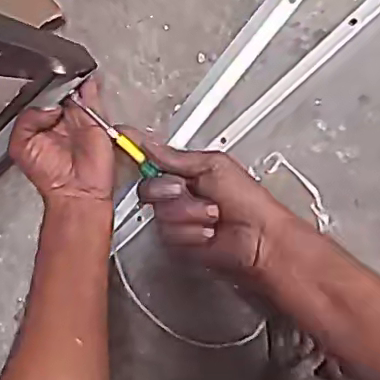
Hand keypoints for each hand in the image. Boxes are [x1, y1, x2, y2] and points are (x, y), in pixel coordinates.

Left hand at [9, 79, 116, 204]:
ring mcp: (79, 120)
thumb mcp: (21, 145)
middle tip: (58, 79)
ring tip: (71, 77)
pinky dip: (90, 88)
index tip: (41, 85)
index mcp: (42, 126)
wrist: (76, 191)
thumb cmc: (50, 176)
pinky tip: (84, 81)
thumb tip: (50, 107)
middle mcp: (61, 122)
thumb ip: (27, 120)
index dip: (42, 91)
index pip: (41, 100)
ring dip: (75, 83)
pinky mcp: (96, 122)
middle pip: (60, 92)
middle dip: (59, 84)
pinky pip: (93, 99)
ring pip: (77, 92)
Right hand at [130, 136, 311, 280]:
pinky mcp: (178, 242)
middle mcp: (177, 194)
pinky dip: (192, 232)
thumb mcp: (213, 166)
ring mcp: (176, 218)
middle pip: (147, 187)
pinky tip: (208, 232)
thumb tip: (147, 142)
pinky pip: (168, 234)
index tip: (119, 136)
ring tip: (212, 216)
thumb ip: (175, 157)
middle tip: (189, 190)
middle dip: (169, 190)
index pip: (149, 157)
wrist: (260, 239)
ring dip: (189, 213)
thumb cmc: (248, 201)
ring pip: (159, 213)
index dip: (133, 148)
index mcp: (185, 171)